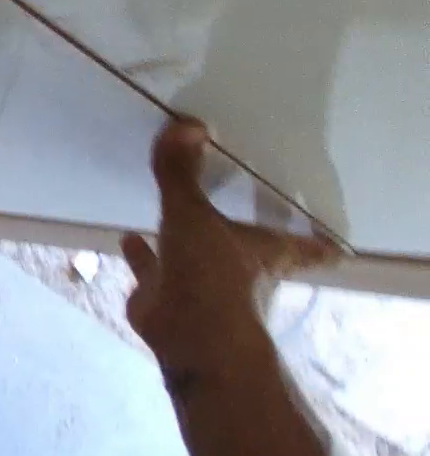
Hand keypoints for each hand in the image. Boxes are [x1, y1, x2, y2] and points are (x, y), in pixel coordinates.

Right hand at [121, 118, 338, 370]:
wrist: (187, 330)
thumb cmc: (209, 272)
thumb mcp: (191, 214)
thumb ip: (182, 173)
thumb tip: (189, 124)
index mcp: (264, 253)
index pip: (303, 247)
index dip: (313, 243)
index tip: (328, 242)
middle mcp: (240, 270)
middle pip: (251, 252)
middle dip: (244, 239)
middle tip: (240, 218)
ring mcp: (203, 284)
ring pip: (199, 258)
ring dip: (186, 242)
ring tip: (167, 217)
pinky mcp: (167, 294)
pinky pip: (154, 268)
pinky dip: (143, 255)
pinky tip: (128, 239)